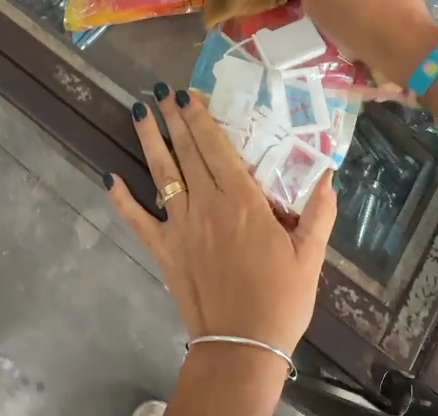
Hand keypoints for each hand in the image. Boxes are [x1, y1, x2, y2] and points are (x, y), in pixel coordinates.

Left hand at [106, 85, 336, 353]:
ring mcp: (181, 227)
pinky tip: (108, 176)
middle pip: (187, 152)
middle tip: (161, 90)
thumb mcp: (310, 257)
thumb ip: (319, 213)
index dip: (200, 118)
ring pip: (162, 174)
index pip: (216, 148)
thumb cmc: (281, 301)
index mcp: (242, 201)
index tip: (188, 94)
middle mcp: (207, 205)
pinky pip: (138, 220)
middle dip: (174, 118)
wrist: (242, 348)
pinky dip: (122, 199)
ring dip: (150, 140)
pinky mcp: (164, 250)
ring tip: (139, 111)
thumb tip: (329, 174)